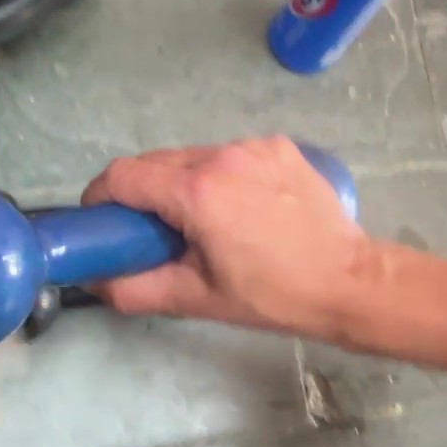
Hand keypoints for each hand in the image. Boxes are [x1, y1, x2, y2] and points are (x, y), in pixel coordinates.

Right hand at [80, 137, 370, 337]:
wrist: (351, 281)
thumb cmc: (273, 295)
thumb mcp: (198, 299)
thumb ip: (136, 288)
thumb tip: (96, 280)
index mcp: (198, 191)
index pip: (124, 175)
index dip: (101, 196)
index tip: (102, 221)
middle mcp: (222, 155)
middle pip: (156, 163)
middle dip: (141, 193)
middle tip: (149, 231)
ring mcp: (254, 146)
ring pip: (193, 156)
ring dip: (181, 183)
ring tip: (200, 221)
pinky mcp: (278, 147)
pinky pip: (229, 156)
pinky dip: (219, 176)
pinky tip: (239, 207)